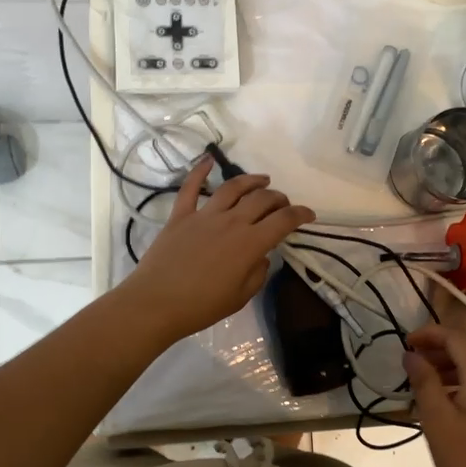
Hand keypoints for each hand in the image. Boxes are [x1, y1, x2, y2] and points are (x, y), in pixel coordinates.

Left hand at [119, 155, 314, 342]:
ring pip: (233, 188)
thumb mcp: (241, 296)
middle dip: (278, 198)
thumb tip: (261, 256)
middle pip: (262, 199)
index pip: (283, 221)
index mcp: (250, 244)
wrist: (156, 303)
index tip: (309, 215)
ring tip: (262, 180)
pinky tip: (208, 159)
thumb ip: (257, 273)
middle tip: (283, 204)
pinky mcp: (180, 216)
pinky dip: (200, 171)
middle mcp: (231, 222)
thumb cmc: (202, 306)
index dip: (300, 214)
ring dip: (251, 181)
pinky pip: (191, 188)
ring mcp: (204, 215)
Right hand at [403, 325, 465, 466]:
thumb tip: (412, 355)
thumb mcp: (436, 420)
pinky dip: (461, 384)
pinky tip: (444, 405)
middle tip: (410, 362)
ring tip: (423, 382)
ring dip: (449, 367)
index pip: (457, 337)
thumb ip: (424, 382)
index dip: (430, 333)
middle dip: (438, 349)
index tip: (405, 343)